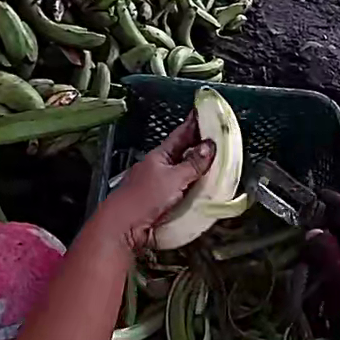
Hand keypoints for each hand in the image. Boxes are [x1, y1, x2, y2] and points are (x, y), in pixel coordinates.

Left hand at [86, 111, 215, 251]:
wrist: (122, 227)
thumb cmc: (144, 198)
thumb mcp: (173, 178)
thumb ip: (193, 164)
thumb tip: (209, 146)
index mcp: (160, 155)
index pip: (180, 134)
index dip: (192, 123)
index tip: (203, 111)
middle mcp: (158, 166)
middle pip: (182, 152)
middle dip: (197, 145)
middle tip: (217, 138)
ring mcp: (157, 184)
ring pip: (181, 171)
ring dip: (196, 168)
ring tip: (214, 163)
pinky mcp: (158, 201)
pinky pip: (180, 189)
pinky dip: (191, 187)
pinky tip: (201, 190)